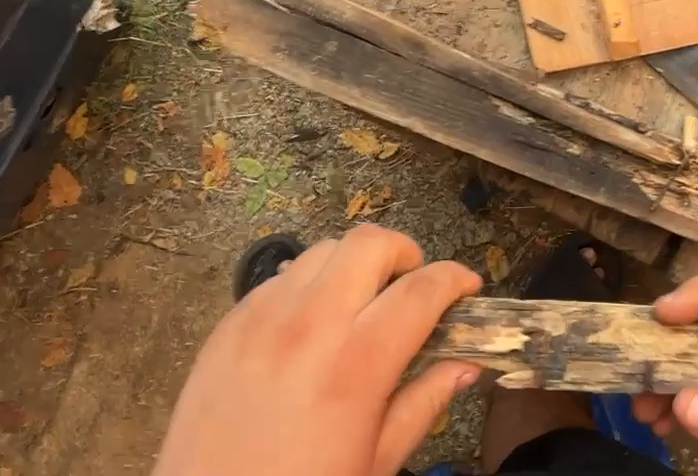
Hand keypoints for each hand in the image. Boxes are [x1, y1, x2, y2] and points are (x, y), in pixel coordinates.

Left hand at [153, 226, 482, 475]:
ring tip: (360, 303)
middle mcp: (309, 323)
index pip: (420, 291)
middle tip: (411, 287)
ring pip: (324, 249)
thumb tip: (466, 364)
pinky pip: (280, 277)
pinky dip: (309, 283)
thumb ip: (423, 403)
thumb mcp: (375, 462)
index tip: (468, 286)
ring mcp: (262, 316)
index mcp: (356, 365)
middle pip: (370, 243)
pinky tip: (312, 323)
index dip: (454, 279)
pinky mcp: (229, 321)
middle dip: (403, 254)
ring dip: (354, 265)